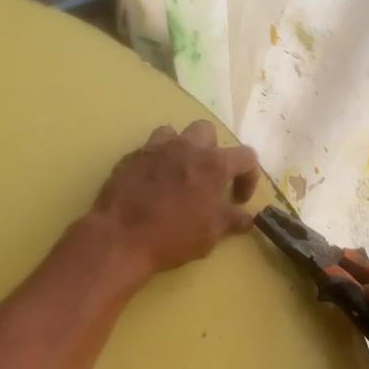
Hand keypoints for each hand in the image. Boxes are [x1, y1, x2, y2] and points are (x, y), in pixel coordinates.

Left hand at [89, 120, 259, 275]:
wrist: (120, 237)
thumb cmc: (173, 236)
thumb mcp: (210, 234)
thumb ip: (231, 220)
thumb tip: (247, 217)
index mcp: (213, 164)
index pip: (245, 157)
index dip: (248, 178)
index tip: (237, 199)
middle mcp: (186, 147)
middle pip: (207, 131)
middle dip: (213, 151)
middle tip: (207, 178)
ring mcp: (155, 148)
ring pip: (175, 133)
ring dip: (182, 149)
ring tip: (178, 174)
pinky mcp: (131, 157)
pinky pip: (149, 149)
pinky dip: (157, 161)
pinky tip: (152, 183)